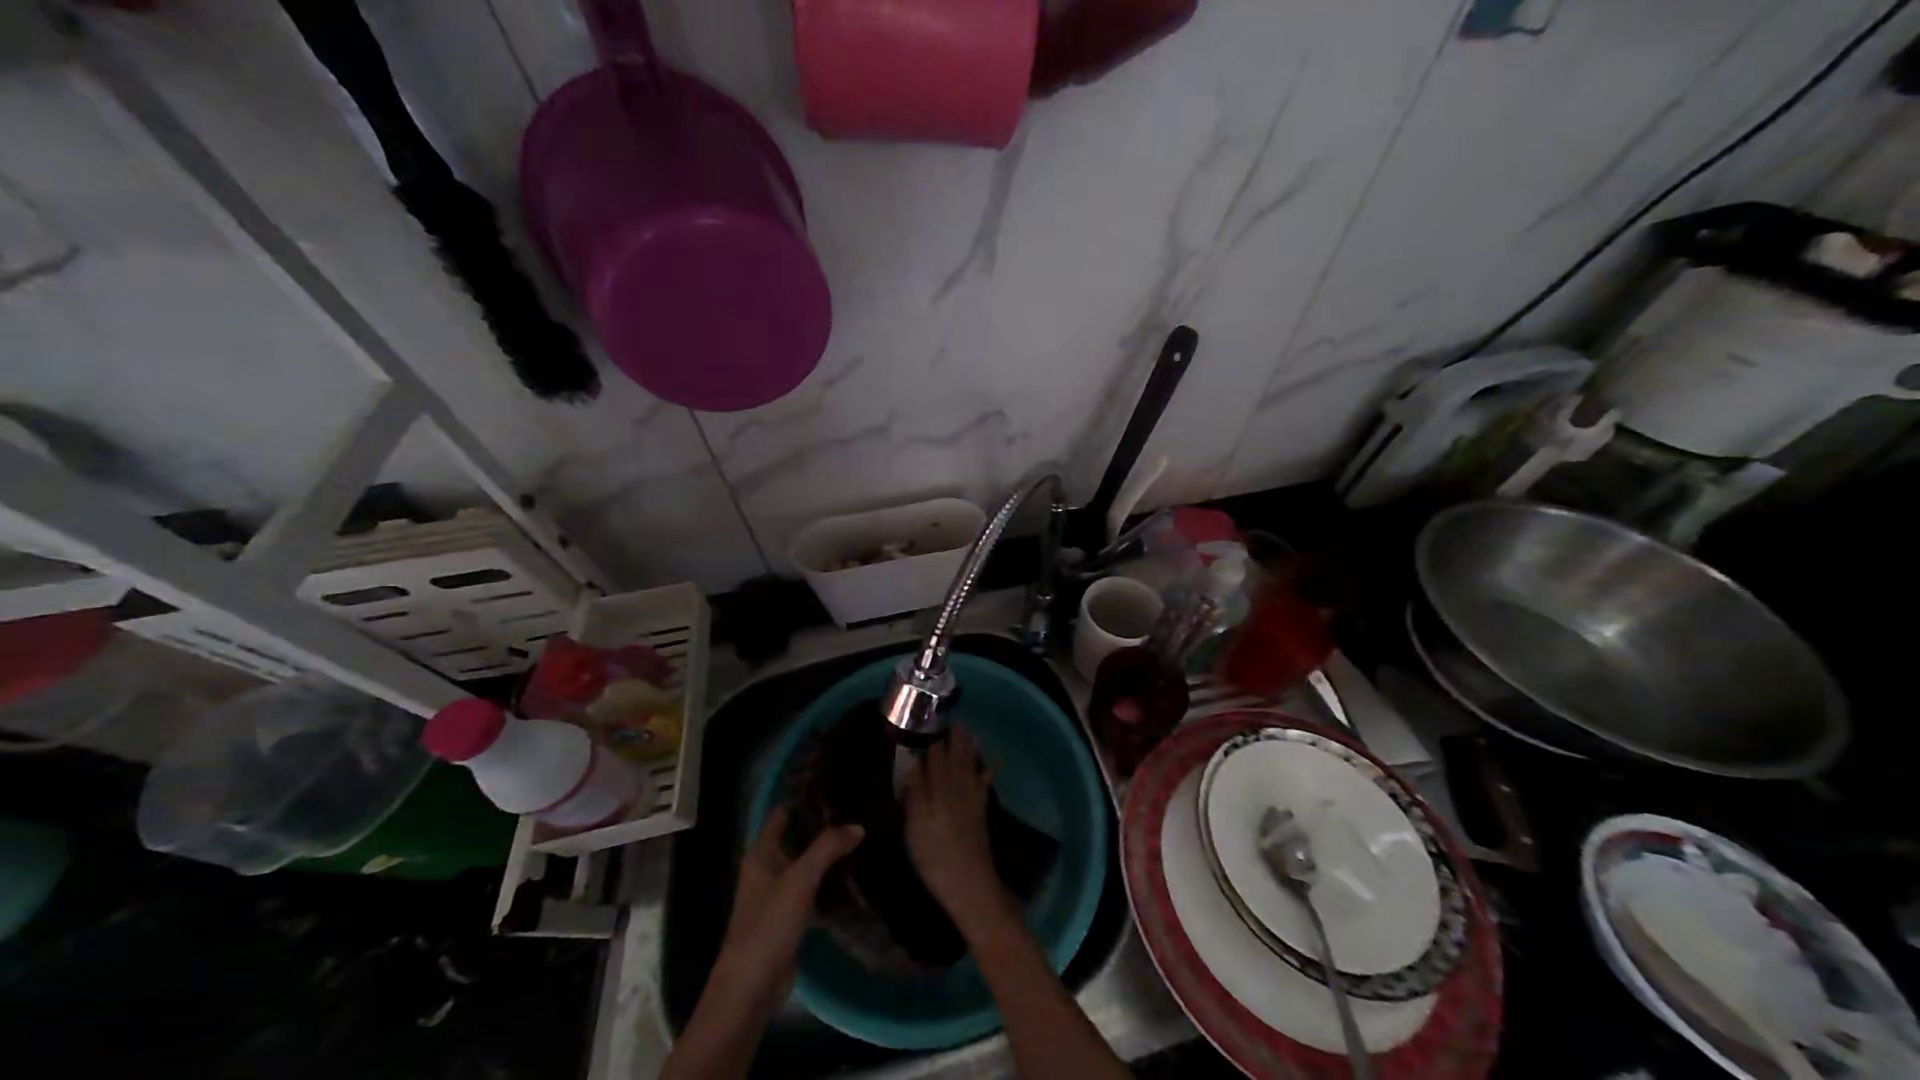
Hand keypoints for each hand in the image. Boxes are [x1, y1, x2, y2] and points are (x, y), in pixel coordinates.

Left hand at [711, 805, 863, 1008]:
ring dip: (827, 855)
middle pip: (795, 839)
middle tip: (856, 811)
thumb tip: (858, 825)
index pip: (781, 815)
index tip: (833, 787)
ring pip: (805, 865)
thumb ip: (827, 849)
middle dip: (821, 827)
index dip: (803, 800)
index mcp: (760, 855)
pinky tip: (853, 878)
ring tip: (860, 839)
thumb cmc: (767, 926)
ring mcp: (777, 896)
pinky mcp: (789, 919)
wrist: (750, 988)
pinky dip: (828, 882)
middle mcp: (766, 870)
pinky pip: (812, 891)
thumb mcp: (799, 881)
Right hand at [904, 727, 1005, 921]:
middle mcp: (956, 788)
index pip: (935, 756)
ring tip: (966, 731)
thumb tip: (912, 761)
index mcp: (938, 789)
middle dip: (953, 737)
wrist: (968, 883)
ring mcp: (971, 799)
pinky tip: (989, 764)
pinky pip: (983, 784)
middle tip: (950, 718)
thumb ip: (914, 792)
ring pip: (970, 765)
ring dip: (968, 747)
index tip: (928, 718)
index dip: (932, 737)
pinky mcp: (980, 812)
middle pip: (955, 756)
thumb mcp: (914, 826)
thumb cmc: (933, 856)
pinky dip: (986, 771)